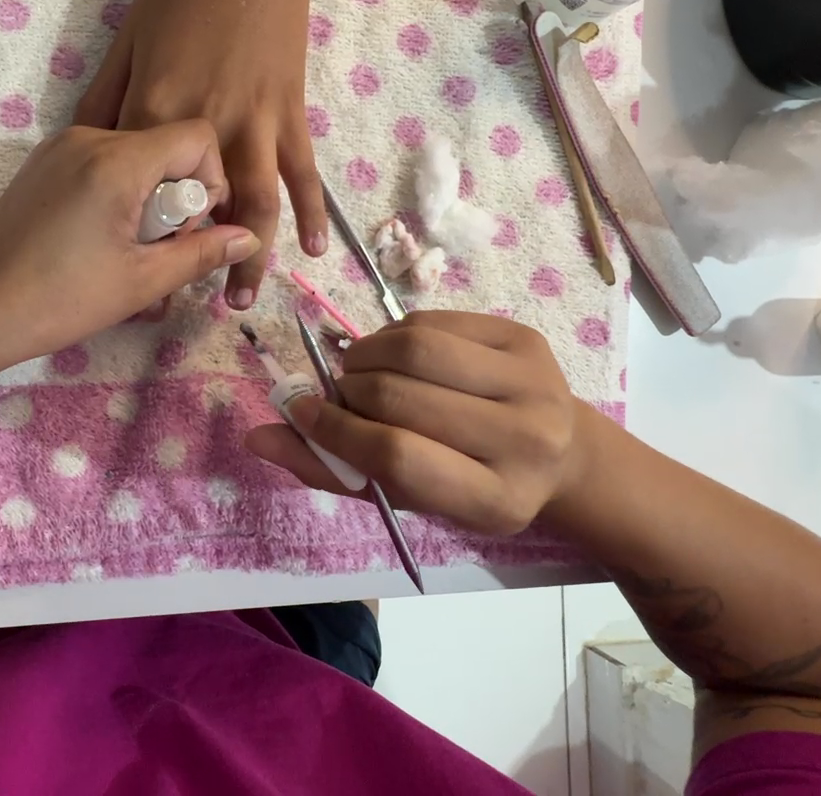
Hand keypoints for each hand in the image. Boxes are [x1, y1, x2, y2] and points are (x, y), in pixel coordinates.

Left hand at [0, 123, 259, 369]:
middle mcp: (89, 137)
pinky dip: (115, 192)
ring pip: (133, 156)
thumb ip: (201, 253)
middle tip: (153, 248)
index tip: (188, 228)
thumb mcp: (142, 281)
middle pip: (164, 145)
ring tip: (124, 248)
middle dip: (176, 195)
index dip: (210, 180)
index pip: (196, 136)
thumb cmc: (62, 299)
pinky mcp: (42, 162)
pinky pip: (100, 162)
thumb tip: (246, 236)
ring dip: (146, 197)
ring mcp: (60, 146)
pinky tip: (96, 237)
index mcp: (117, 159)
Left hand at [74, 0, 326, 312]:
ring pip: (253, 204)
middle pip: (195, 210)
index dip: (132, 234)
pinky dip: (312, 211)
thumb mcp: (123, 44)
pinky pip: (302, 172)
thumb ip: (103, 101)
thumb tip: (87, 150)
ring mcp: (253, 125)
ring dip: (249, 255)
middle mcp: (203, 130)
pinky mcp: (289, 115)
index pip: (136, 191)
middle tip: (180, 300)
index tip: (126, 272)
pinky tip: (313, 249)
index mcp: (150, 114)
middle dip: (188, 260)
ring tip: (241, 301)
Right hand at [244, 311, 592, 534]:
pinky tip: (397, 354)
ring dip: (366, 355)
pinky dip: (394, 335)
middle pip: (399, 397)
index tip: (304, 413)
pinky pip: (432, 322)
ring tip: (362, 370)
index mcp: (494, 499)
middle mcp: (526, 441)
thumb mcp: (406, 494)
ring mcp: (533, 383)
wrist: (563, 454)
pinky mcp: (526, 339)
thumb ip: (330, 468)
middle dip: (349, 390)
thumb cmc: (468, 482)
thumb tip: (257, 438)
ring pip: (414, 349)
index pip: (397, 456)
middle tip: (340, 395)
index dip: (337, 430)